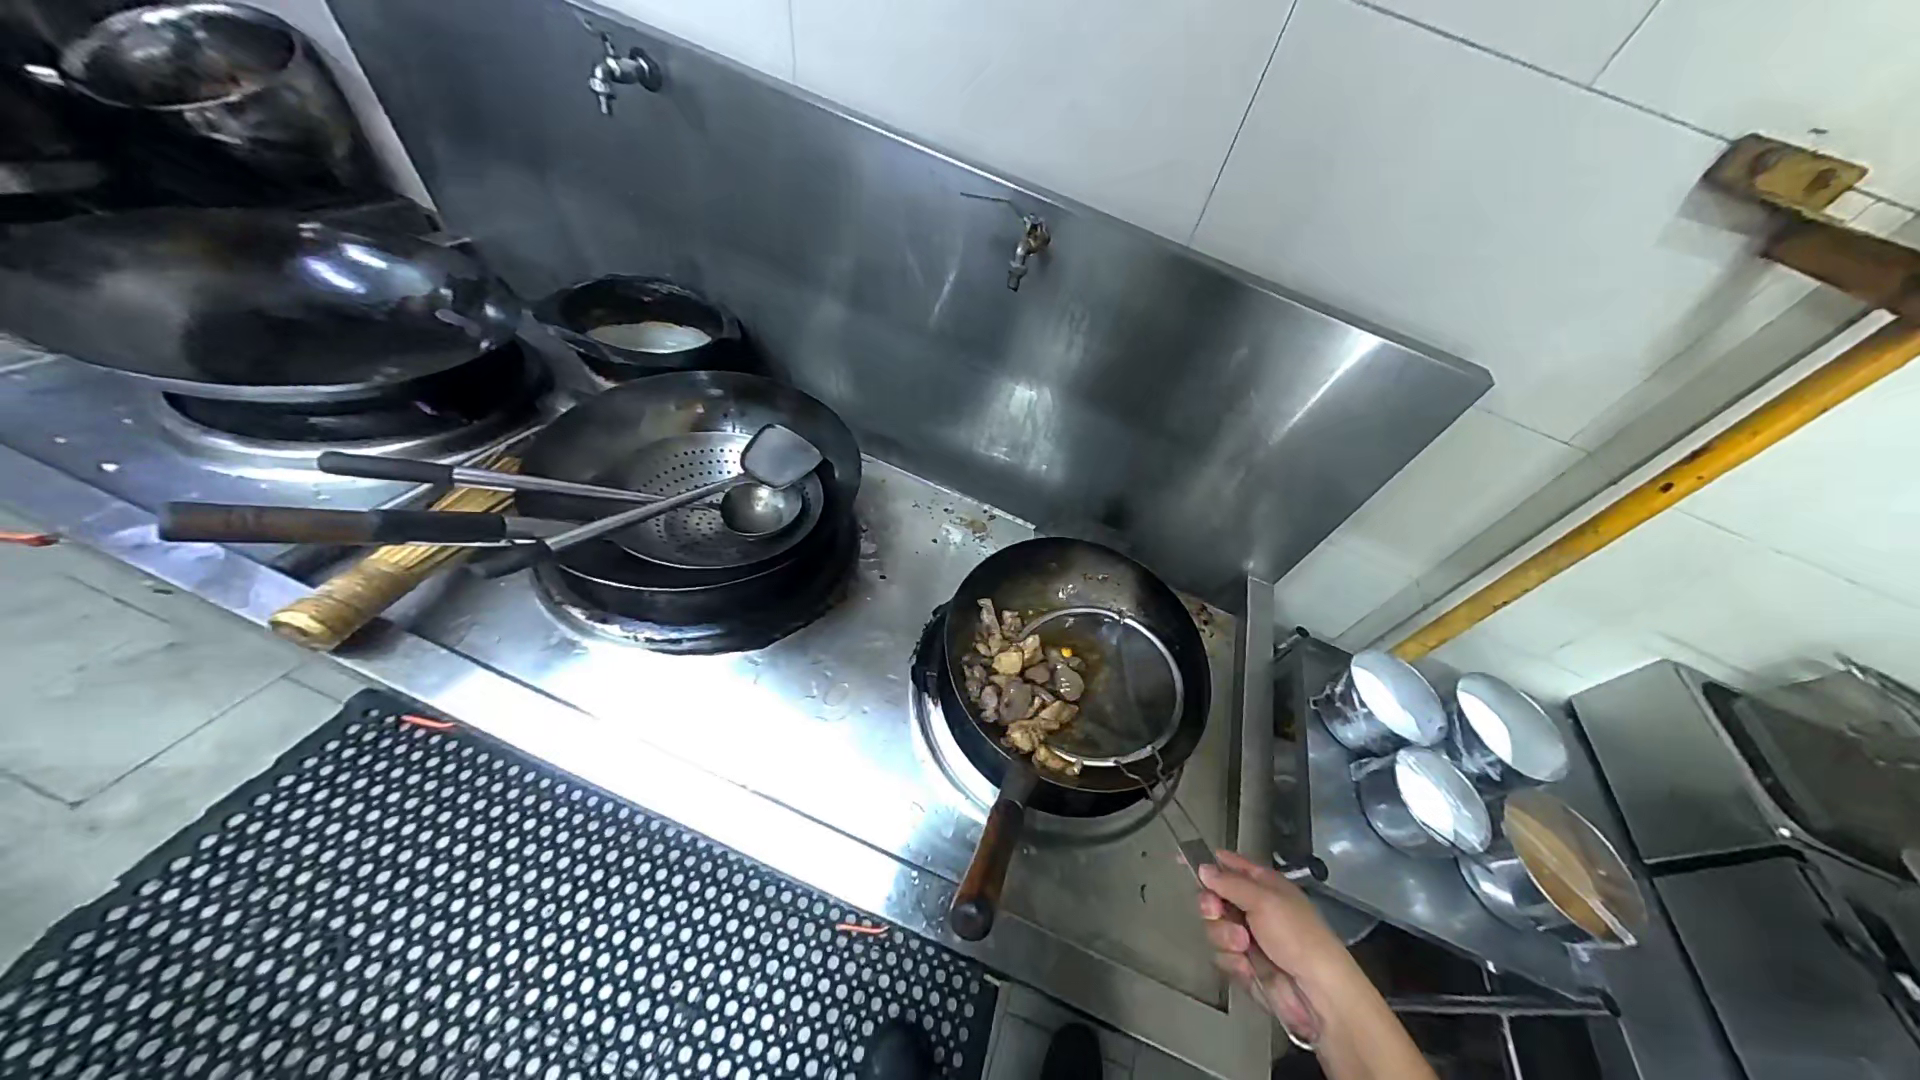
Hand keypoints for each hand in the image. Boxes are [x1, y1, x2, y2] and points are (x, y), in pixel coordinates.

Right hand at [1196, 850, 1352, 997]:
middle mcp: (1253, 909)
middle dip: (1211, 905)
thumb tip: (1203, 868)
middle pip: (1213, 897)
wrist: (1317, 994)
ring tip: (1243, 946)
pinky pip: (1222, 956)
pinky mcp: (1243, 967)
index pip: (1230, 866)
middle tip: (1215, 910)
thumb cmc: (1297, 936)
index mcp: (1264, 886)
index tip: (1182, 859)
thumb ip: (1229, 882)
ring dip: (1224, 936)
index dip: (1209, 863)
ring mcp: (1248, 939)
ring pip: (1214, 928)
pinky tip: (1248, 967)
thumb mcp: (1264, 900)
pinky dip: (1233, 962)